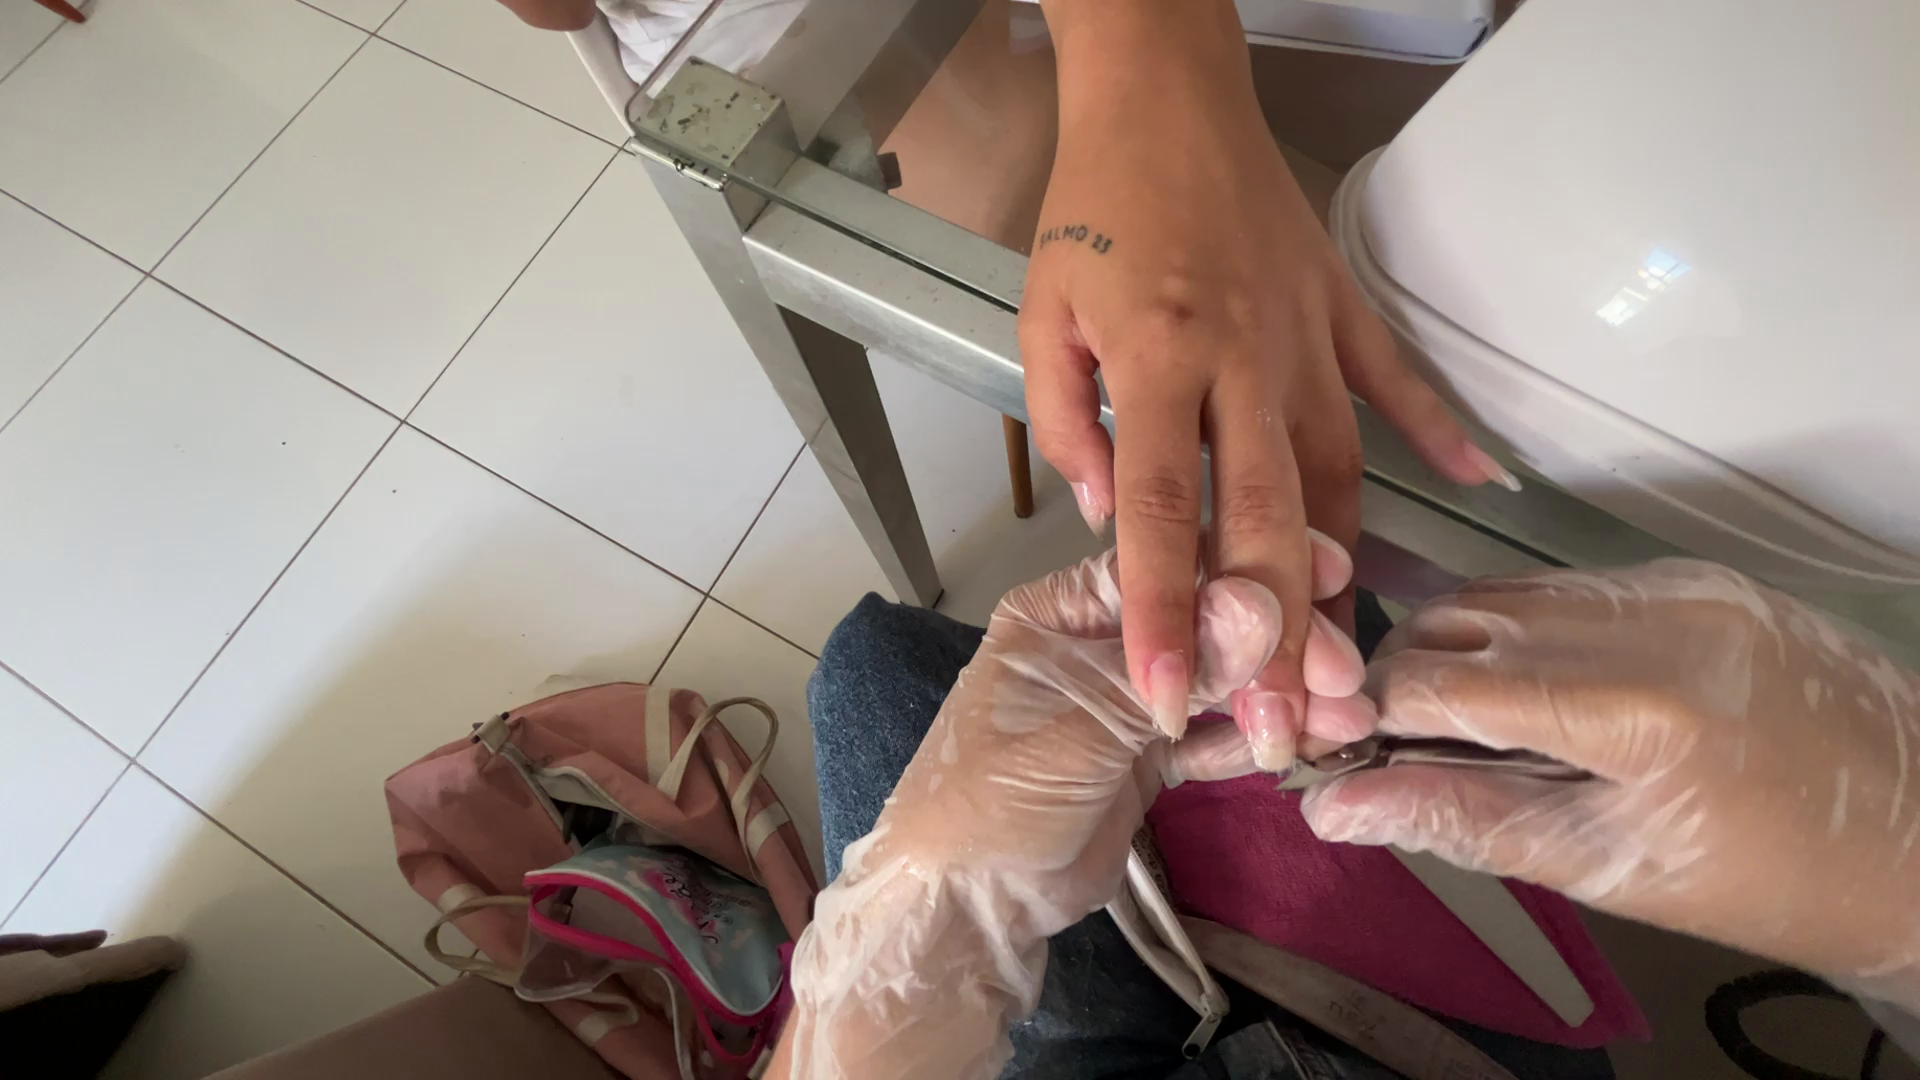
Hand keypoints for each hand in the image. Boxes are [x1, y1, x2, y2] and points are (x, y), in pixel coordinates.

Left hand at [778, 541, 1363, 1078]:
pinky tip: (1306, 744)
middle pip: (1199, 623)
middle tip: (1345, 675)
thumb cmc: (996, 799)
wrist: (968, 904)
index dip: (1243, 568)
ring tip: (1347, 720)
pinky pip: (1207, 733)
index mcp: (1061, 609)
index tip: (1328, 572)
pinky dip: (1251, 738)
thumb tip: (1264, 602)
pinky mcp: (1143, 752)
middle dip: (1273, 645)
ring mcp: (1123, 698)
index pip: (1162, 568)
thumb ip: (1178, 672)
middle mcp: (1096, 640)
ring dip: (1275, 697)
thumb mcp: (1084, 729)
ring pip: (1213, 681)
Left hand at [1020, 0, 1514, 771]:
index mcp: (1157, 362)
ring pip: (1337, 472)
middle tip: (1287, 728)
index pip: (1162, 512)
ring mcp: (1306, 333)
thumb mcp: (1043, 322)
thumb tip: (1113, 516)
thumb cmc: (1089, 213)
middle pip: (1268, 518)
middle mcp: (1244, 359)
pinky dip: (1438, 429)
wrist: (1159, 99)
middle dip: (1275, 634)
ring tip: (1350, 663)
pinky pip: (1395, 378)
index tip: (1164, 697)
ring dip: (1344, 571)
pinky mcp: (1341, 305)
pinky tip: (1474, 486)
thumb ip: (1070, 425)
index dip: (1162, 613)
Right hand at [1300, 559, 1919, 1009]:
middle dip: (1399, 678)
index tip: (1349, 749)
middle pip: (1446, 623)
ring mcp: (1666, 584)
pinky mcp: (1677, 572)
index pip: (1434, 684)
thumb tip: (1329, 809)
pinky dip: (1501, 627)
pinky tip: (1520, 676)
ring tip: (1459, 709)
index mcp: (1633, 710)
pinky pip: (1540, 586)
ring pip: (1483, 594)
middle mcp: (1645, 620)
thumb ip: (1453, 822)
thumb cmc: (1770, 881)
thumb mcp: (1599, 868)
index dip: (1371, 715)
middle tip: (1400, 737)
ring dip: (1444, 647)